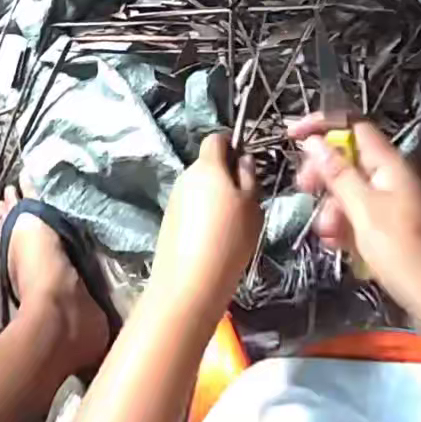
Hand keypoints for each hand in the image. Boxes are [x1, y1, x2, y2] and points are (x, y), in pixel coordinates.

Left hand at [149, 132, 260, 314]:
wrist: (188, 282)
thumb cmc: (228, 238)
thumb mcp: (251, 206)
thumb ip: (249, 177)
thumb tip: (242, 158)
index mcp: (206, 166)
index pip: (215, 138)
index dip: (231, 144)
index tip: (246, 163)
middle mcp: (186, 175)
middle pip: (208, 165)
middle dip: (226, 176)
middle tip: (245, 201)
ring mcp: (174, 197)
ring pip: (200, 187)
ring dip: (215, 197)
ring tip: (231, 226)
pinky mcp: (169, 219)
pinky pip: (191, 206)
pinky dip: (203, 214)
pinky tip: (213, 239)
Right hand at [291, 114, 420, 321]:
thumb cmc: (406, 254)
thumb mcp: (364, 211)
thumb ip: (337, 174)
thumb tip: (314, 141)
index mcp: (388, 165)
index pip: (353, 125)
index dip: (322, 124)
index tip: (292, 135)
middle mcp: (389, 178)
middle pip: (346, 158)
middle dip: (321, 172)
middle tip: (304, 189)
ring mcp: (389, 203)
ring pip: (347, 189)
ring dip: (330, 206)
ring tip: (328, 233)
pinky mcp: (387, 228)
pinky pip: (356, 215)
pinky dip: (342, 225)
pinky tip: (337, 245)